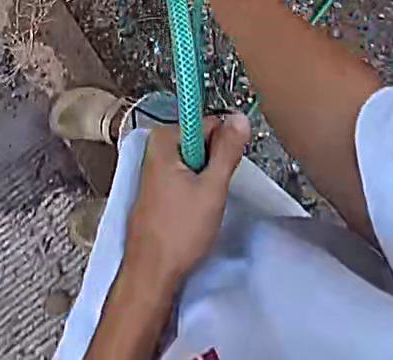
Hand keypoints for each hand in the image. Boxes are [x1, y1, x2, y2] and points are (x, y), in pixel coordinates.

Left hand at [121, 113, 250, 287]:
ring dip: (206, 181)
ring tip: (202, 205)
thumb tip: (240, 117)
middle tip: (211, 193)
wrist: (151, 275)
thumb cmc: (180, 232)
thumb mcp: (212, 188)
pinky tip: (194, 211)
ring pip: (197, 162)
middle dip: (213, 165)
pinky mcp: (158, 187)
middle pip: (202, 142)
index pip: (209, 124)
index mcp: (164, 138)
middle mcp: (156, 147)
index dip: (222, 148)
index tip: (221, 173)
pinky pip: (187, 176)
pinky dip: (196, 190)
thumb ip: (228, 150)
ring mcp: (155, 167)